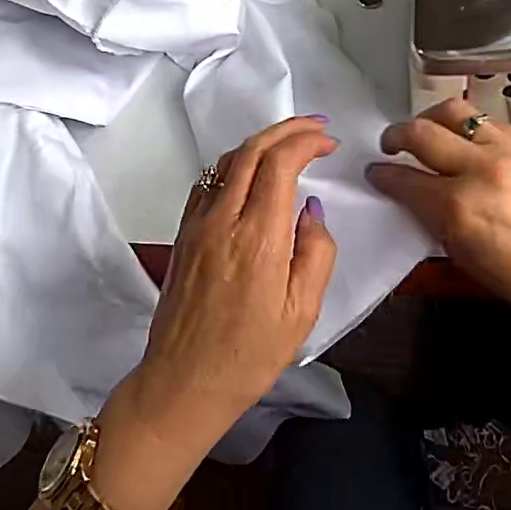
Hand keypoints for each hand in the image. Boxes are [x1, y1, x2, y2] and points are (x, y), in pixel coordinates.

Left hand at [92, 116, 337, 509]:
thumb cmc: (250, 354)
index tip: (328, 143)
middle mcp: (221, 221)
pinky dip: (233, 165)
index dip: (306, 142)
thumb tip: (310, 211)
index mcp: (257, 238)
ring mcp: (195, 226)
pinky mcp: (182, 237)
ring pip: (225, 162)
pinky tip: (249, 174)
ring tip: (288, 143)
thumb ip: (316, 251)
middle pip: (249, 151)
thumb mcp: (303, 310)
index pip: (279, 164)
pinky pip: (207, 184)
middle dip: (285, 129)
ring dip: (259, 143)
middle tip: (314, 127)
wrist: (184, 383)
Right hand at [367, 99, 510, 342]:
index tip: (376, 174)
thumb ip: (436, 223)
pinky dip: (470, 128)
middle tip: (390, 145)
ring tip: (425, 131)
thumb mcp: (468, 262)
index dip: (383, 176)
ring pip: (457, 112)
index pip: (405, 179)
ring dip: (431, 119)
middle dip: (395, 136)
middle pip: (422, 132)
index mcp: (460, 208)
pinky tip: (468, 143)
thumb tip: (417, 199)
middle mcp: (482, 169)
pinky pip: (490, 122)